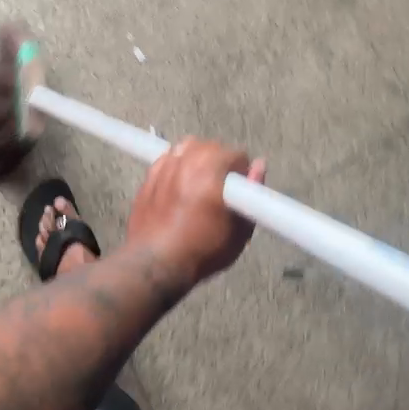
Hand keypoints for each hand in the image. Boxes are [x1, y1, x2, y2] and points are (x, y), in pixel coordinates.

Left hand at [124, 138, 264, 288]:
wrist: (157, 262)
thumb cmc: (203, 250)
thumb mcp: (240, 230)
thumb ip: (253, 192)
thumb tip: (259, 165)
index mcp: (213, 168)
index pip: (237, 155)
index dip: (241, 174)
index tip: (238, 193)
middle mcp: (189, 159)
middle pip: (211, 147)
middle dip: (219, 164)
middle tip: (219, 191)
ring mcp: (166, 164)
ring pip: (189, 149)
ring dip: (198, 161)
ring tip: (198, 187)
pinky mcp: (149, 174)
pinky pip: (169, 159)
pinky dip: (177, 167)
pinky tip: (178, 188)